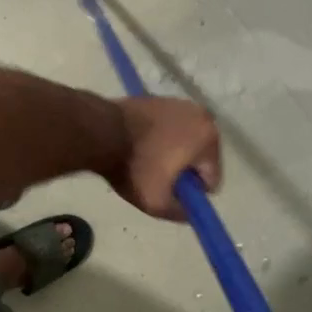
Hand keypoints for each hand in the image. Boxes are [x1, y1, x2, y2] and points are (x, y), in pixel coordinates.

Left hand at [106, 97, 221, 219]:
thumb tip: (189, 212)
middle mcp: (202, 116)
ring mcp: (181, 103)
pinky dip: (162, 140)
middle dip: (184, 171)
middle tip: (159, 179)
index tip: (170, 193)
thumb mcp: (158, 204)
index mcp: (209, 138)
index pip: (211, 179)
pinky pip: (170, 129)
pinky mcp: (161, 98)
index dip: (192, 193)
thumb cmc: (135, 168)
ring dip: (174, 155)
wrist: (100, 132)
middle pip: (200, 158)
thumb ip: (181, 212)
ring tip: (149, 163)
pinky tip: (142, 147)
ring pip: (186, 143)